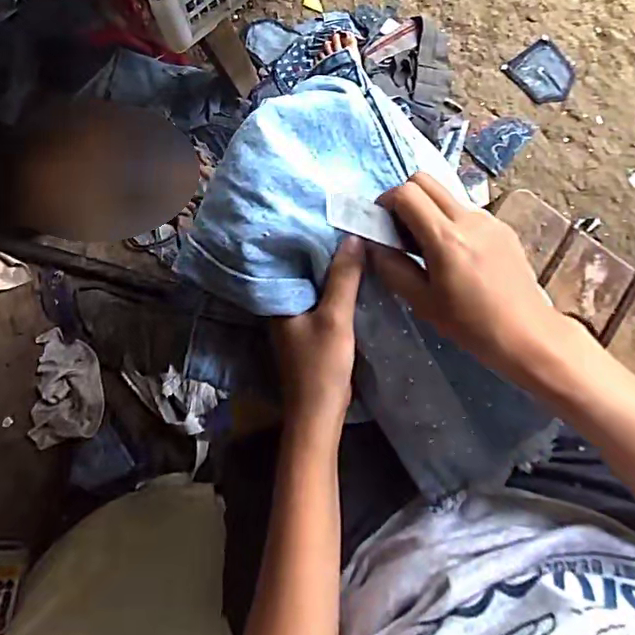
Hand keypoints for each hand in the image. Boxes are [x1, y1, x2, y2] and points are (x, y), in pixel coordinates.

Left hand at [270, 237, 364, 425]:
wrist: (320, 415)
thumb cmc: (321, 365)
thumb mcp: (336, 317)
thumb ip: (344, 278)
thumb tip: (353, 237)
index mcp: (279, 300)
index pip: (292, 258)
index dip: (311, 239)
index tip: (333, 219)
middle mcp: (282, 307)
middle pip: (305, 272)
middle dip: (325, 254)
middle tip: (350, 228)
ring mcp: (294, 322)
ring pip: (315, 287)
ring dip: (332, 273)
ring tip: (355, 247)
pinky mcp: (308, 333)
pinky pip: (321, 302)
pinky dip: (334, 292)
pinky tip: (353, 281)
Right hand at [369, 174, 601, 388]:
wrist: (528, 335)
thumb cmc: (472, 326)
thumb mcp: (422, 303)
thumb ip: (392, 268)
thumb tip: (374, 243)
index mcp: (446, 238)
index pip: (406, 193)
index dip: (386, 202)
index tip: (381, 224)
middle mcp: (468, 219)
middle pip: (425, 180)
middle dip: (405, 197)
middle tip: (400, 229)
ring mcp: (489, 220)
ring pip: (446, 195)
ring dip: (429, 210)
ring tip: (430, 248)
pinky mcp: (503, 227)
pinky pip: (467, 211)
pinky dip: (451, 222)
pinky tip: (457, 256)